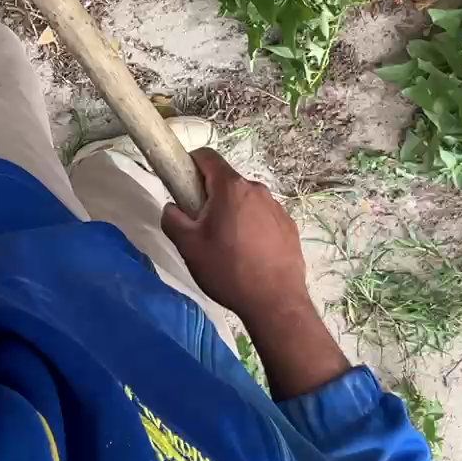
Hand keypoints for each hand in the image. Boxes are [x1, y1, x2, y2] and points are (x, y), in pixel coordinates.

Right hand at [162, 148, 310, 325]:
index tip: (183, 187)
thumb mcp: (187, 246)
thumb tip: (173, 208)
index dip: (190, 165)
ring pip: (245, 200)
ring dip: (232, 212)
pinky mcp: (290, 226)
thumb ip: (172, 218)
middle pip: (226, 181)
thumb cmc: (227, 270)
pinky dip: (252, 227)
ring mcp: (277, 207)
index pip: (206, 156)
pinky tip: (249, 255)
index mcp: (231, 187)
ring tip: (227, 246)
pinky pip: (263, 217)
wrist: (276, 304)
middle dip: (210, 196)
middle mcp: (257, 189)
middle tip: (202, 227)